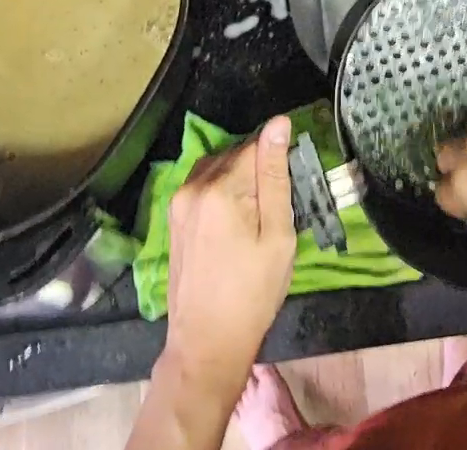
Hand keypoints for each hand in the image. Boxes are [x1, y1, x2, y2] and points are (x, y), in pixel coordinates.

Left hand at [161, 116, 294, 379]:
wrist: (207, 342)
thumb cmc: (253, 292)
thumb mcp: (277, 234)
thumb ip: (276, 175)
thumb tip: (279, 124)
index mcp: (220, 188)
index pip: (256, 146)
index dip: (278, 160)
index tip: (292, 183)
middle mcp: (193, 187)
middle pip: (234, 155)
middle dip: (258, 169)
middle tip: (278, 206)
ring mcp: (178, 203)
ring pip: (217, 168)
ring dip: (239, 178)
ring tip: (258, 214)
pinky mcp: (173, 218)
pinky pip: (202, 186)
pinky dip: (222, 191)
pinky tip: (236, 220)